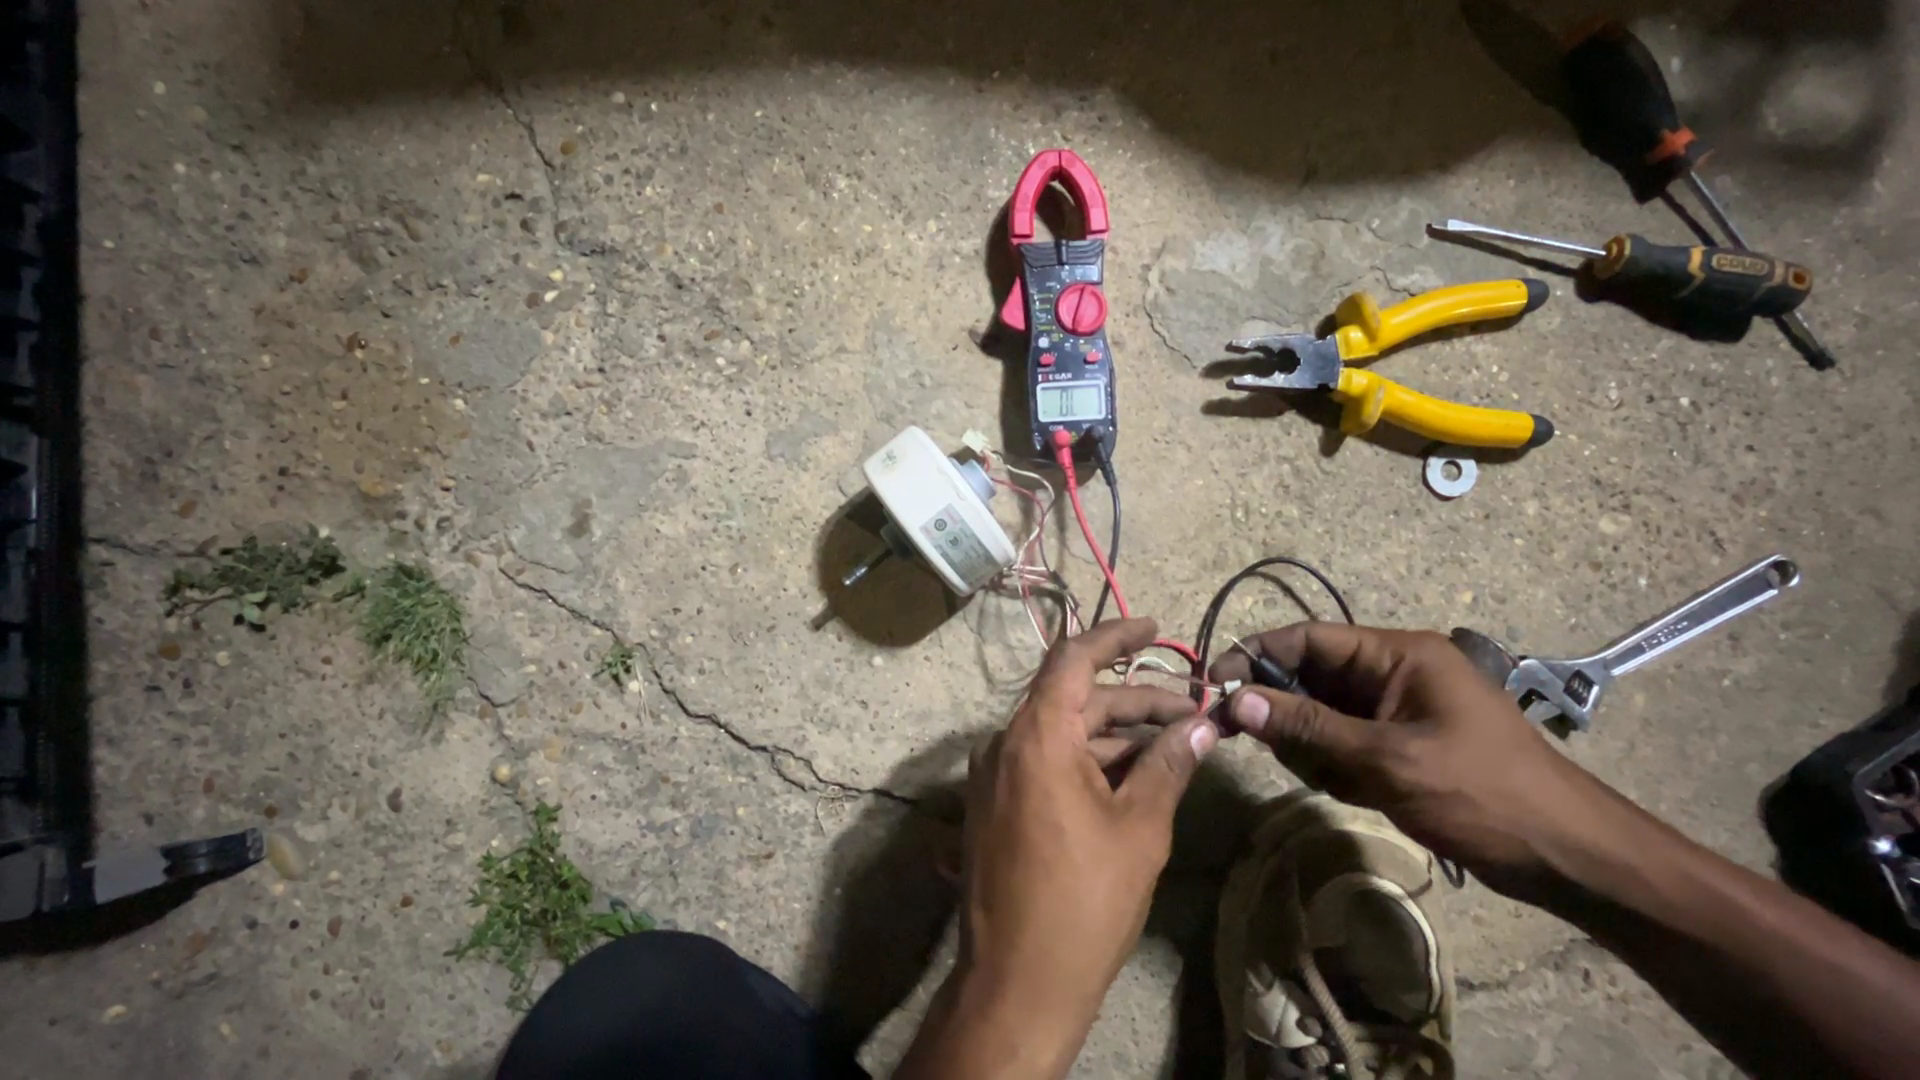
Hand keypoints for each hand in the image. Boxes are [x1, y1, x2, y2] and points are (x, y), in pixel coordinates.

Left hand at [901, 618, 1213, 1079]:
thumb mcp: (1139, 827)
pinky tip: (1133, 779)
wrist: (1017, 982)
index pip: (1074, 658)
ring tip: (1175, 748)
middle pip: (1075, 700)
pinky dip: (1088, 763)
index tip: (1154, 628)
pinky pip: (1044, 764)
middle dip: (1137, 701)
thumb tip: (1203, 726)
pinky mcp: (994, 807)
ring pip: (1062, 735)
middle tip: (1194, 713)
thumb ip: (1169, 765)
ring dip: (1116, 737)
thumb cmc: (1084, 900)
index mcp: (1036, 735)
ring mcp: (995, 777)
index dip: (1115, 635)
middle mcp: (1005, 744)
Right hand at [1210, 621, 1614, 897]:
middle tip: (1263, 745)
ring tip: (1337, 779)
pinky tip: (1353, 790)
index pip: (1309, 638)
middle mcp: (1394, 672)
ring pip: (1322, 713)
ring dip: (1312, 746)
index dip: (1257, 655)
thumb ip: (1307, 727)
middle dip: (1284, 710)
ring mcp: (1398, 709)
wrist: (1567, 855)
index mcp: (1398, 654)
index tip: (1213, 684)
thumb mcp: (1385, 758)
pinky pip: (1343, 741)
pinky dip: (1334, 764)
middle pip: (1310, 675)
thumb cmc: (1481, 793)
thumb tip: (1235, 700)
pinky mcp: (1400, 742)